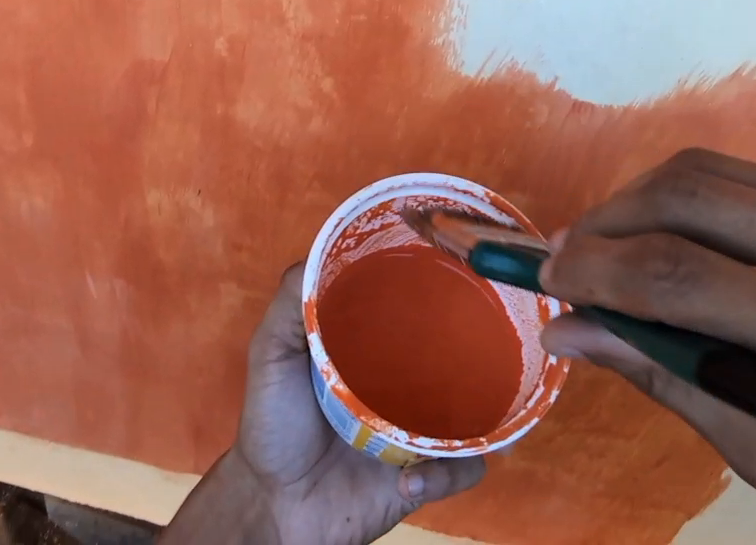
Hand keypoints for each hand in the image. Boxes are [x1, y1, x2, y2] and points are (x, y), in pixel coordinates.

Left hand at [161, 263, 484, 544]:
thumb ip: (292, 303)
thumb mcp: (271, 350)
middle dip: (479, 348)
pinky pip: (464, 467)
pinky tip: (410, 477)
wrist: (276, 505)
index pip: (417, 307)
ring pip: (479, 408)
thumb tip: (324, 250)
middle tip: (483, 341)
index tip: (455, 269)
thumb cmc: (273, 421)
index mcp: (376, 344)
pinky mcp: (426, 470)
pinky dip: (448, 472)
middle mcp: (406, 377)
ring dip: (484, 414)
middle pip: (458, 353)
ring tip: (473, 415)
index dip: (437, 287)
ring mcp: (420, 424)